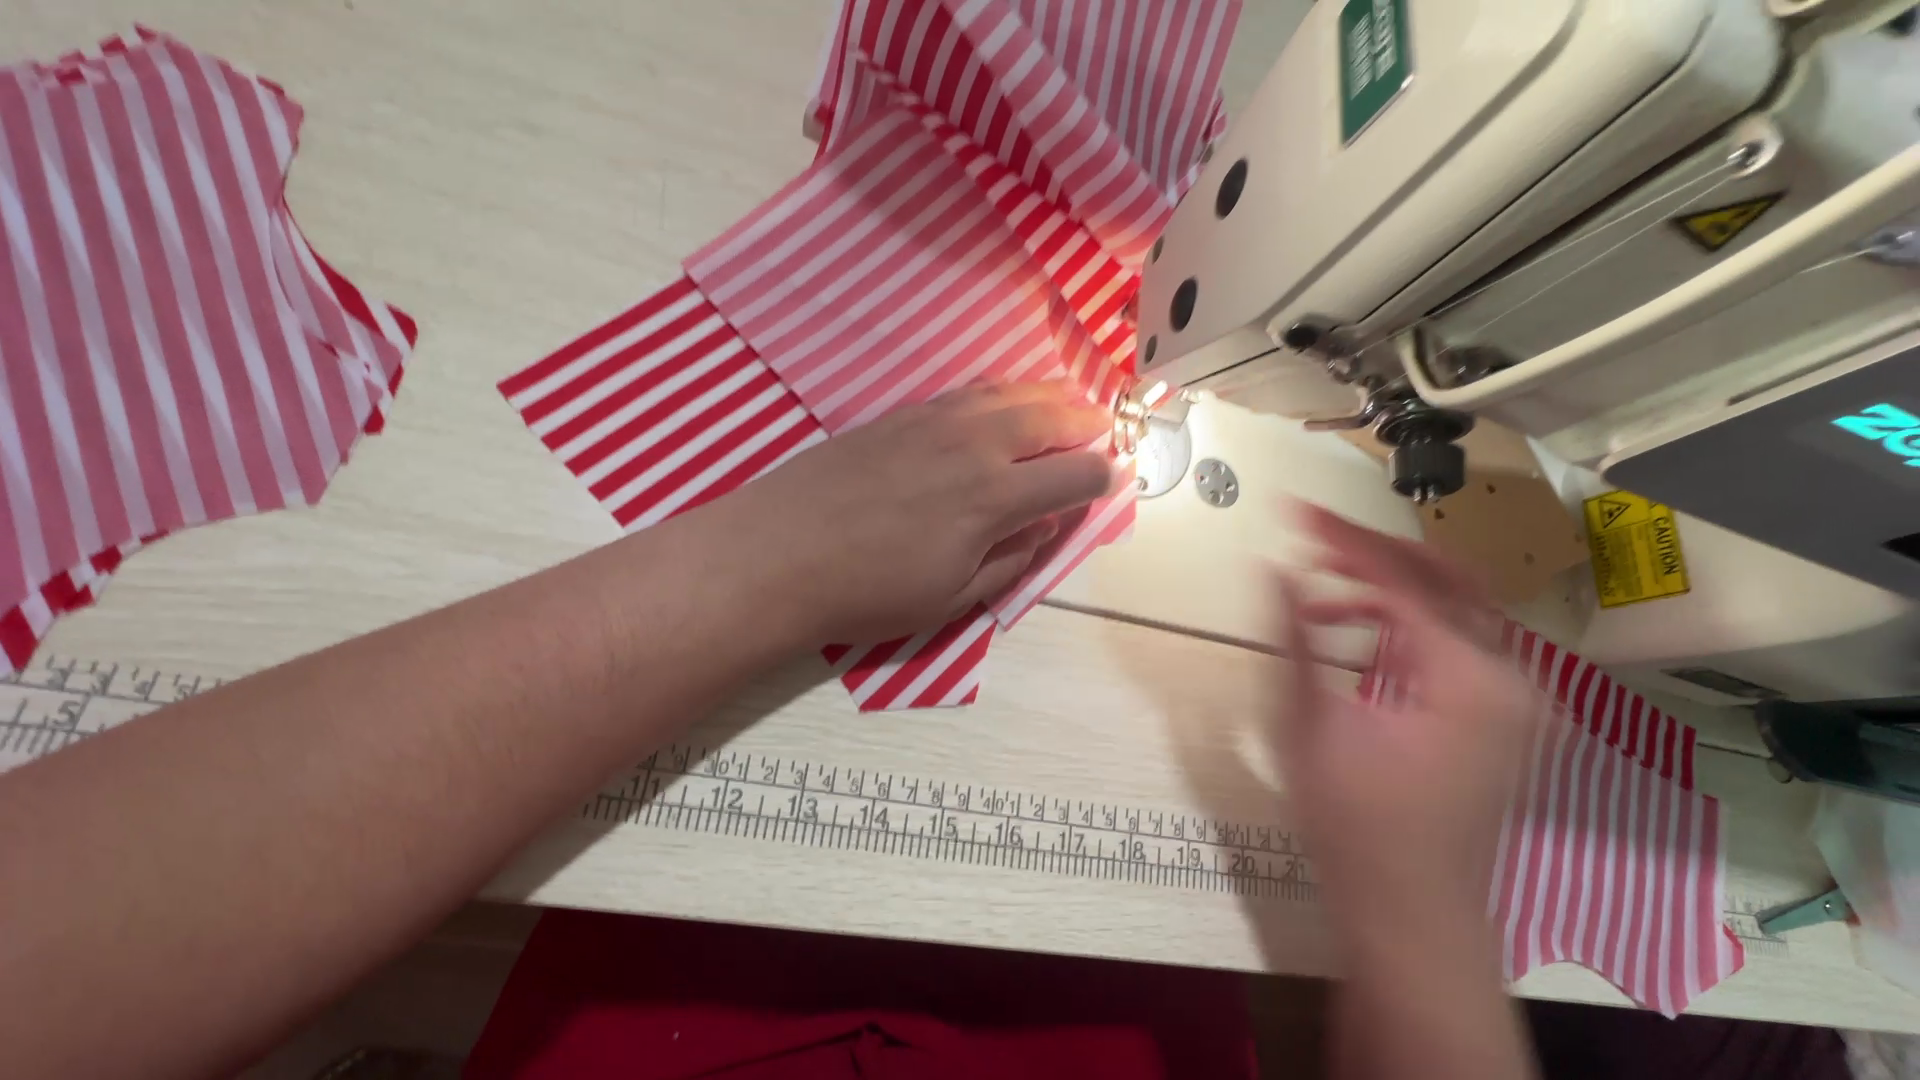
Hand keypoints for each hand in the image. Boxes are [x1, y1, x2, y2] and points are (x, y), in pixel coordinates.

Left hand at [698, 382, 1118, 643]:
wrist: (776, 553)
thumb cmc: (866, 592)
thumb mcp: (951, 599)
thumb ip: (1010, 561)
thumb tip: (1046, 527)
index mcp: (994, 496)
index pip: (1074, 474)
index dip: (1105, 476)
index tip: (1116, 478)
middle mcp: (973, 443)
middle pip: (1050, 415)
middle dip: (1088, 420)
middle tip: (1106, 426)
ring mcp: (933, 420)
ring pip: (1008, 391)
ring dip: (1048, 394)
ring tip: (1066, 400)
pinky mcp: (899, 414)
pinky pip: (966, 391)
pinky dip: (999, 392)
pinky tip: (999, 402)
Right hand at [1275, 505, 1539, 936]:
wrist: (1413, 915)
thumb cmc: (1356, 829)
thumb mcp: (1310, 729)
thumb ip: (1294, 640)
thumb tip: (1272, 567)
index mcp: (1468, 677)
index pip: (1403, 581)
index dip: (1343, 540)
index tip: (1293, 511)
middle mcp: (1508, 678)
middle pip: (1447, 579)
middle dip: (1376, 551)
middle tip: (1313, 538)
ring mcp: (1513, 700)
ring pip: (1456, 608)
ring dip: (1389, 590)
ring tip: (1319, 599)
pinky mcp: (1501, 718)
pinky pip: (1458, 643)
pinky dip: (1407, 627)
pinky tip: (1355, 639)